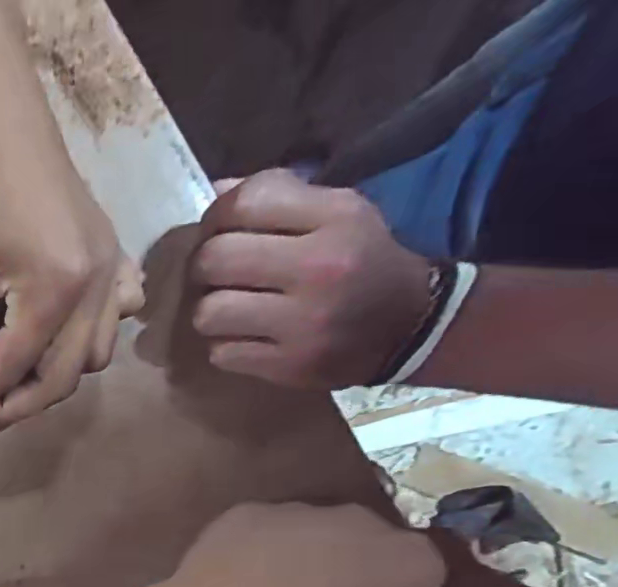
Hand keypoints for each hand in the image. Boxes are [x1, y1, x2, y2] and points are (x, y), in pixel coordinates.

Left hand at [0, 89, 143, 430]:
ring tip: (3, 385)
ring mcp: (113, 268)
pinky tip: (53, 340)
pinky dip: (85, 340)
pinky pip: (114, 314)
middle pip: (63, 376)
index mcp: (57, 292)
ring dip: (50, 379)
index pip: (12, 370)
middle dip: (14, 406)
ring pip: (94, 354)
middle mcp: (98, 287)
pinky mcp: (110, 251)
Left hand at [155, 503, 445, 586]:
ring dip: (295, 552)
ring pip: (306, 531)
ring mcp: (299, 510)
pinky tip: (232, 574)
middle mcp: (363, 520)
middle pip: (362, 544)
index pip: (418, 575)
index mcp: (415, 558)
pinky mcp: (247, 511)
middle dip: (347, 566)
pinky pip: (256, 530)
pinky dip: (248, 547)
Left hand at [191, 170, 434, 387]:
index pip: (245, 203)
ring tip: (235, 310)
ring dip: (212, 313)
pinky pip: (220, 353)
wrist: (412, 326)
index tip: (222, 231)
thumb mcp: (336, 215)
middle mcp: (322, 267)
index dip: (216, 217)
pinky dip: (225, 347)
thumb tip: (218, 190)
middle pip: (212, 260)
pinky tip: (250, 338)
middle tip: (221, 275)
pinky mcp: (290, 364)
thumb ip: (276, 198)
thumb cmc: (358, 262)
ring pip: (207, 312)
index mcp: (338, 218)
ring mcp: (305, 321)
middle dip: (205, 268)